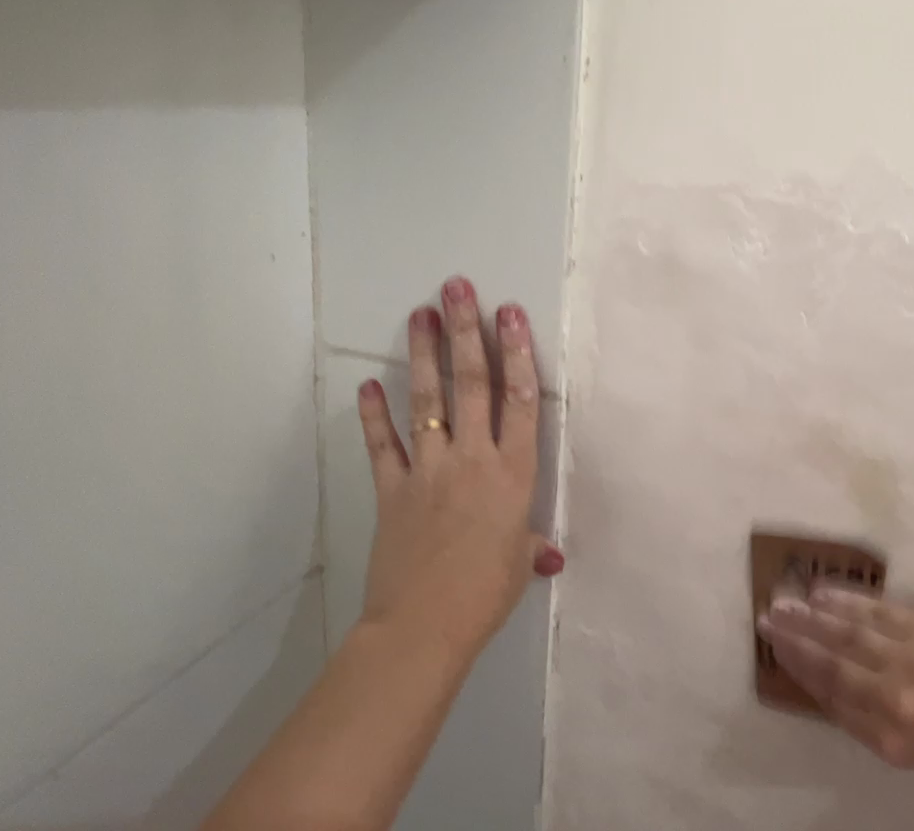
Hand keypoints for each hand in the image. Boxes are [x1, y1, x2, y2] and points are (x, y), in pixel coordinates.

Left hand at [355, 276, 563, 661]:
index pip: (520, 399)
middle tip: (458, 288)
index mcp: (513, 473)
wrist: (423, 627)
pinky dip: (372, 414)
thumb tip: (546, 553)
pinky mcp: (391, 489)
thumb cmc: (486, 594)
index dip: (516, 352)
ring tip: (420, 313)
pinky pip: (382, 445)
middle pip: (471, 384)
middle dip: (466, 332)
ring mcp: (429, 470)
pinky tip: (367, 383)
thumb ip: (530, 543)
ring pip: (428, 402)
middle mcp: (473, 459)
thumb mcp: (519, 562)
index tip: (510, 312)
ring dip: (423, 354)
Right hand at [758, 585, 913, 776]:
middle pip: (831, 663)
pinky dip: (847, 600)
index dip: (799, 671)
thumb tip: (836, 686)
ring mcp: (909, 658)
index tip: (775, 650)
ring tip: (784, 601)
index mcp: (889, 739)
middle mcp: (891, 698)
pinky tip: (825, 593)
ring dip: (811, 615)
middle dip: (793, 639)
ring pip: (847, 632)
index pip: (831, 699)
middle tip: (764, 617)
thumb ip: (876, 721)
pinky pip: (876, 612)